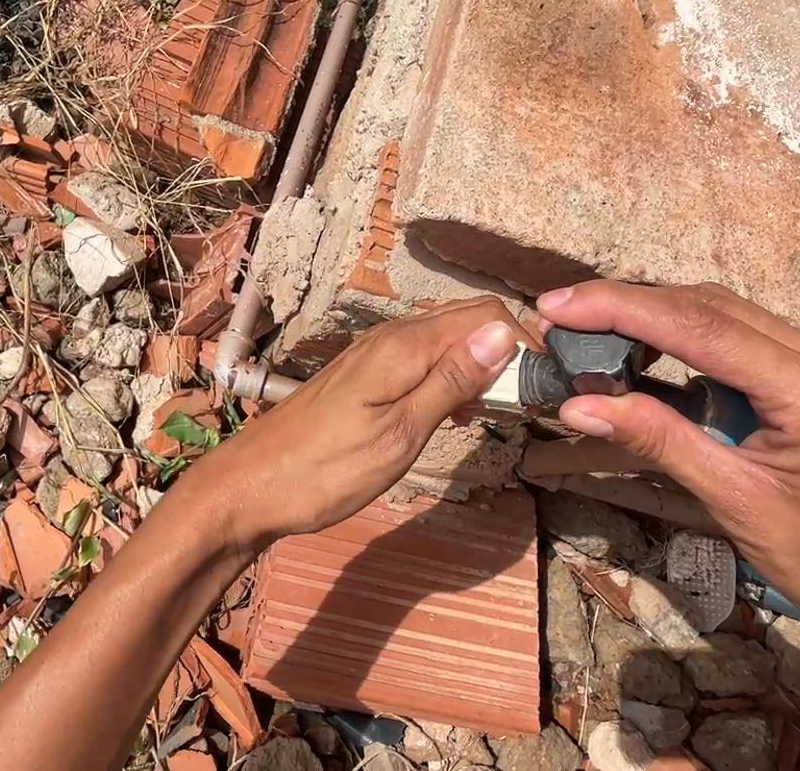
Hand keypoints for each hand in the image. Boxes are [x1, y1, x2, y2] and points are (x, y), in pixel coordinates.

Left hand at [188, 299, 528, 553]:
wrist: (251, 486)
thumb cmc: (327, 469)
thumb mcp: (400, 433)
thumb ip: (451, 381)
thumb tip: (504, 332)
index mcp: (405, 345)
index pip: (484, 314)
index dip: (524, 339)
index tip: (547, 382)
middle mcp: (392, 336)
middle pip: (466, 319)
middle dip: (506, 347)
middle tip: (530, 398)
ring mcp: (374, 353)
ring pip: (444, 339)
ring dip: (479, 363)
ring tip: (499, 410)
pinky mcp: (364, 373)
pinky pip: (421, 358)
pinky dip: (449, 376)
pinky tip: (455, 412)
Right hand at [537, 281, 799, 624]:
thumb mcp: (735, 502)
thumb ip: (658, 438)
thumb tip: (576, 405)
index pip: (704, 328)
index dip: (622, 307)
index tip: (558, 305)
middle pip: (715, 307)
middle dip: (631, 304)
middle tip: (563, 317)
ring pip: (730, 313)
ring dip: (657, 316)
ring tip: (595, 333)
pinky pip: (748, 335)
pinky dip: (690, 336)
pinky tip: (651, 351)